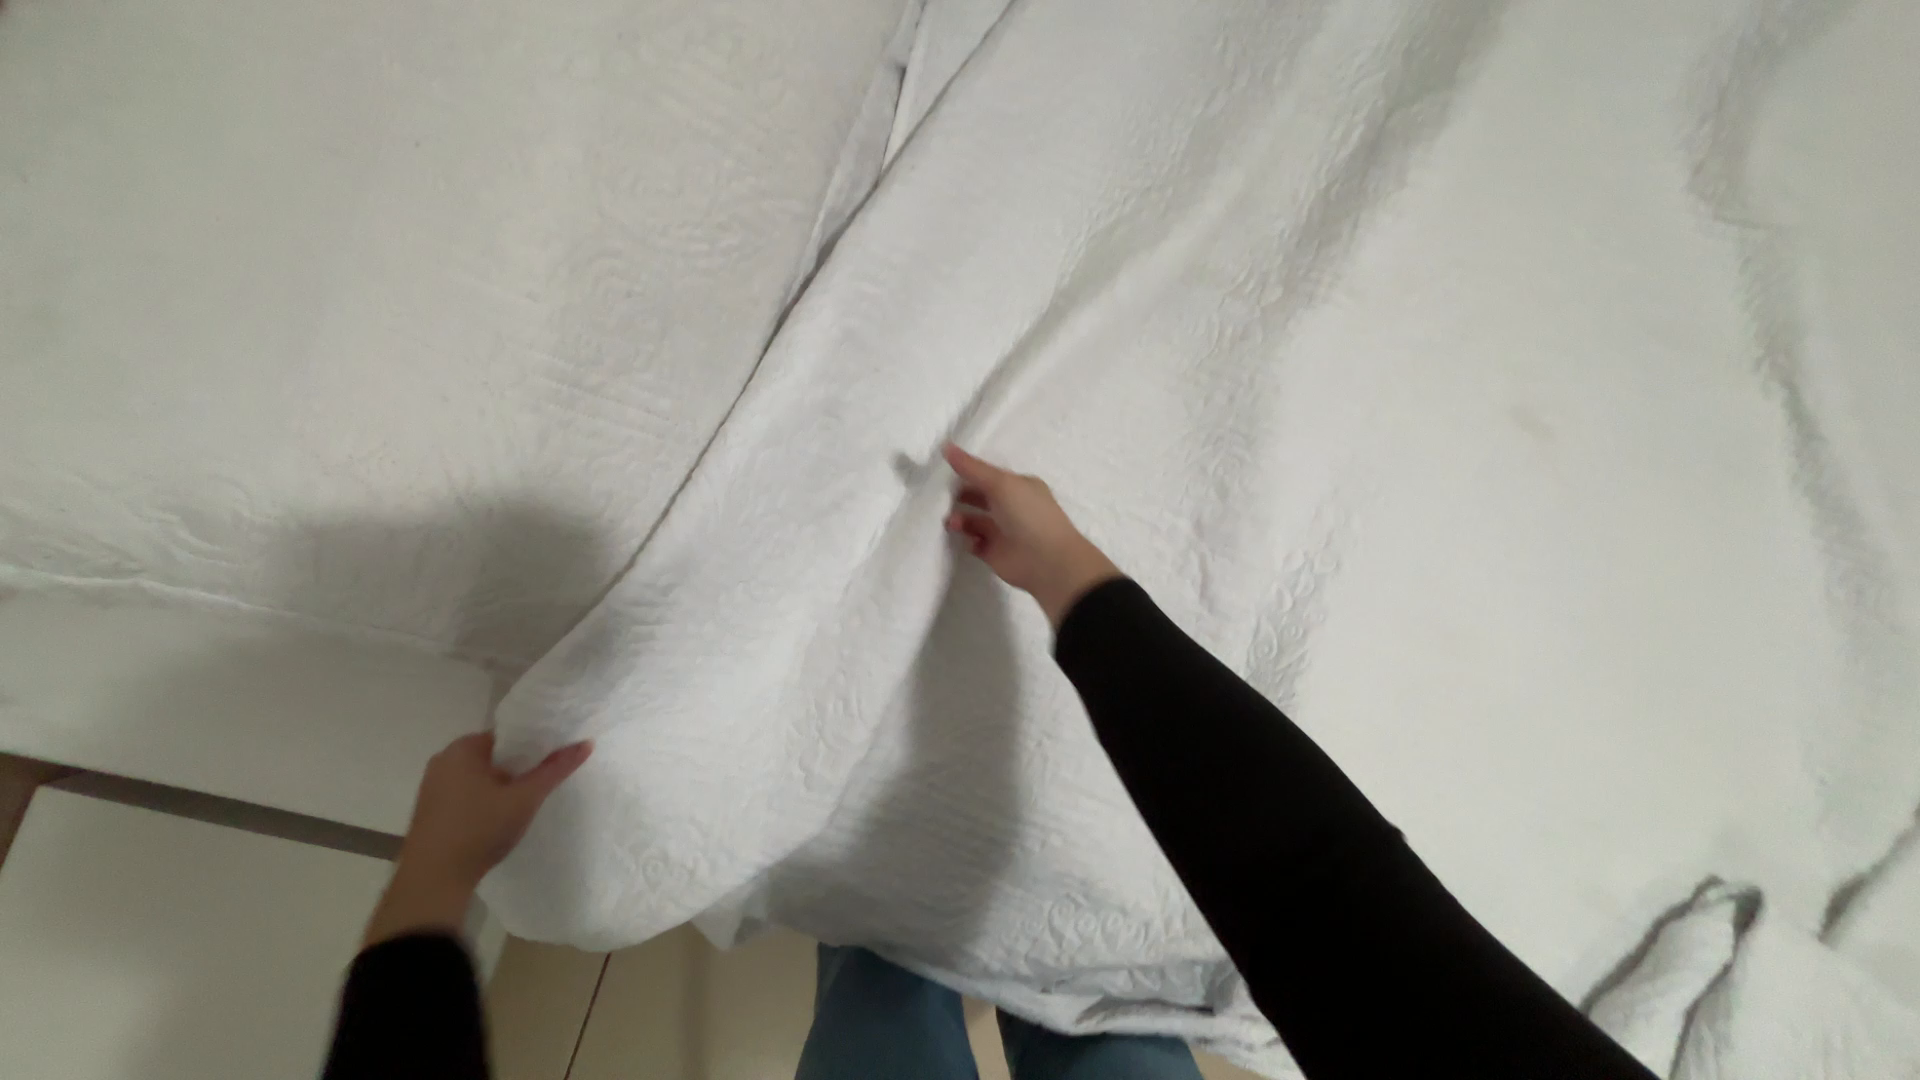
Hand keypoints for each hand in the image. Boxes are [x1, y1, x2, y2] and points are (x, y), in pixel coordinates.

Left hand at [365, 733, 590, 945]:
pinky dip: (486, 799)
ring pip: (480, 777)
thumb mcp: (526, 797)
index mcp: (461, 749)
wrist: (432, 881)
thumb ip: (556, 769)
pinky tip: (501, 816)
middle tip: (544, 779)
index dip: (534, 745)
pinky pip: (467, 794)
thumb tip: (587, 743)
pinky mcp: (431, 812)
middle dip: (519, 766)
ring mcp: (432, 788)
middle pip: (494, 756)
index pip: (507, 735)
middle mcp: (442, 762)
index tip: (554, 758)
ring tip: (528, 798)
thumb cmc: (480, 828)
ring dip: (503, 785)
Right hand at [943, 443, 1122, 627]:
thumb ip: (972, 467)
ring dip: (959, 519)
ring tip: (951, 522)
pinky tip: (967, 540)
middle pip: (978, 497)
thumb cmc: (1028, 514)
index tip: (942, 471)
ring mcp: (1002, 530)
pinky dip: (967, 540)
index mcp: (1018, 486)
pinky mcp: (994, 552)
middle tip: (939, 498)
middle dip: (959, 496)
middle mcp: (1011, 507)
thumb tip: (946, 445)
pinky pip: (974, 543)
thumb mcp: (1001, 483)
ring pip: (973, 521)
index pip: (988, 475)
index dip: (967, 472)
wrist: (1047, 561)